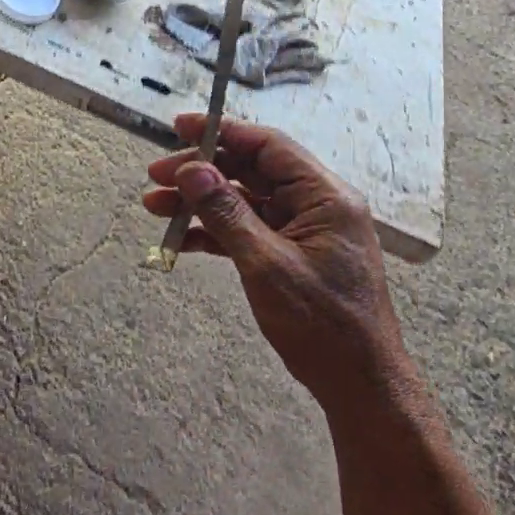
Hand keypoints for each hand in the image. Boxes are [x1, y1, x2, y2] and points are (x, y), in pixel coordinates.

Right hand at [144, 116, 408, 403]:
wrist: (360, 386)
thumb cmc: (321, 323)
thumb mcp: (266, 264)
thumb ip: (226, 212)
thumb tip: (191, 169)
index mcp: (325, 197)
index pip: (267, 146)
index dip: (221, 132)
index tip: (178, 127)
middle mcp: (316, 205)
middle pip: (250, 170)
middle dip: (200, 171)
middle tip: (155, 176)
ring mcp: (303, 230)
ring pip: (242, 199)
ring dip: (198, 201)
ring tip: (155, 206)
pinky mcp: (290, 254)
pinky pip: (245, 228)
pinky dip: (212, 231)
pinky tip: (181, 239)